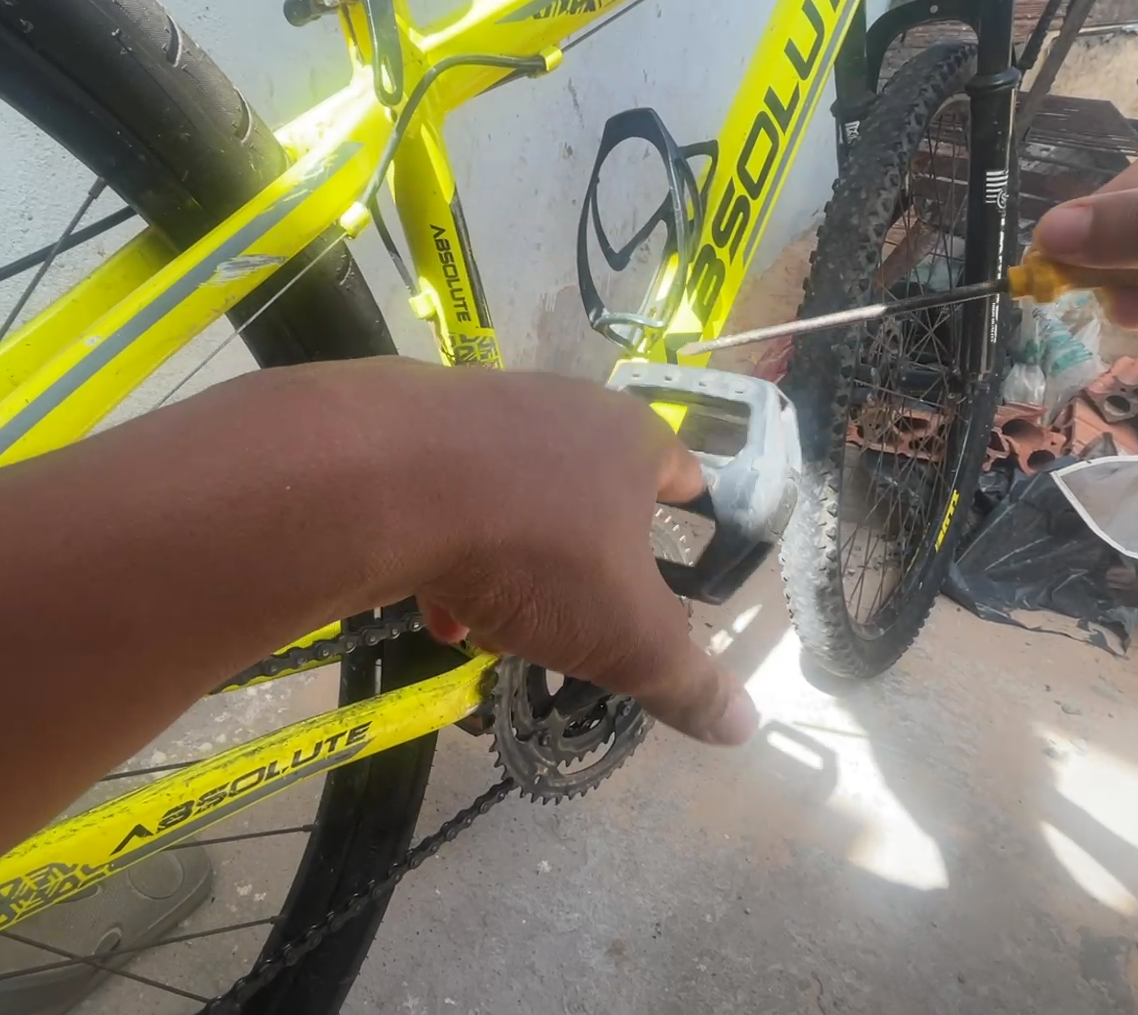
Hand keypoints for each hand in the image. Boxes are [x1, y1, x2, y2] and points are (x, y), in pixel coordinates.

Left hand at [308, 358, 756, 744]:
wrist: (391, 483)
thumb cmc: (535, 551)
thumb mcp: (622, 634)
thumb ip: (684, 680)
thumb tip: (746, 727)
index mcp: (630, 440)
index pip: (682, 475)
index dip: (683, 524)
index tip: (668, 570)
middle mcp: (563, 410)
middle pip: (589, 500)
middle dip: (577, 571)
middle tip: (563, 623)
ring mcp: (487, 410)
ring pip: (516, 504)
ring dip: (510, 570)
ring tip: (484, 627)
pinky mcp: (419, 426)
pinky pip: (452, 497)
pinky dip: (452, 550)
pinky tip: (434, 603)